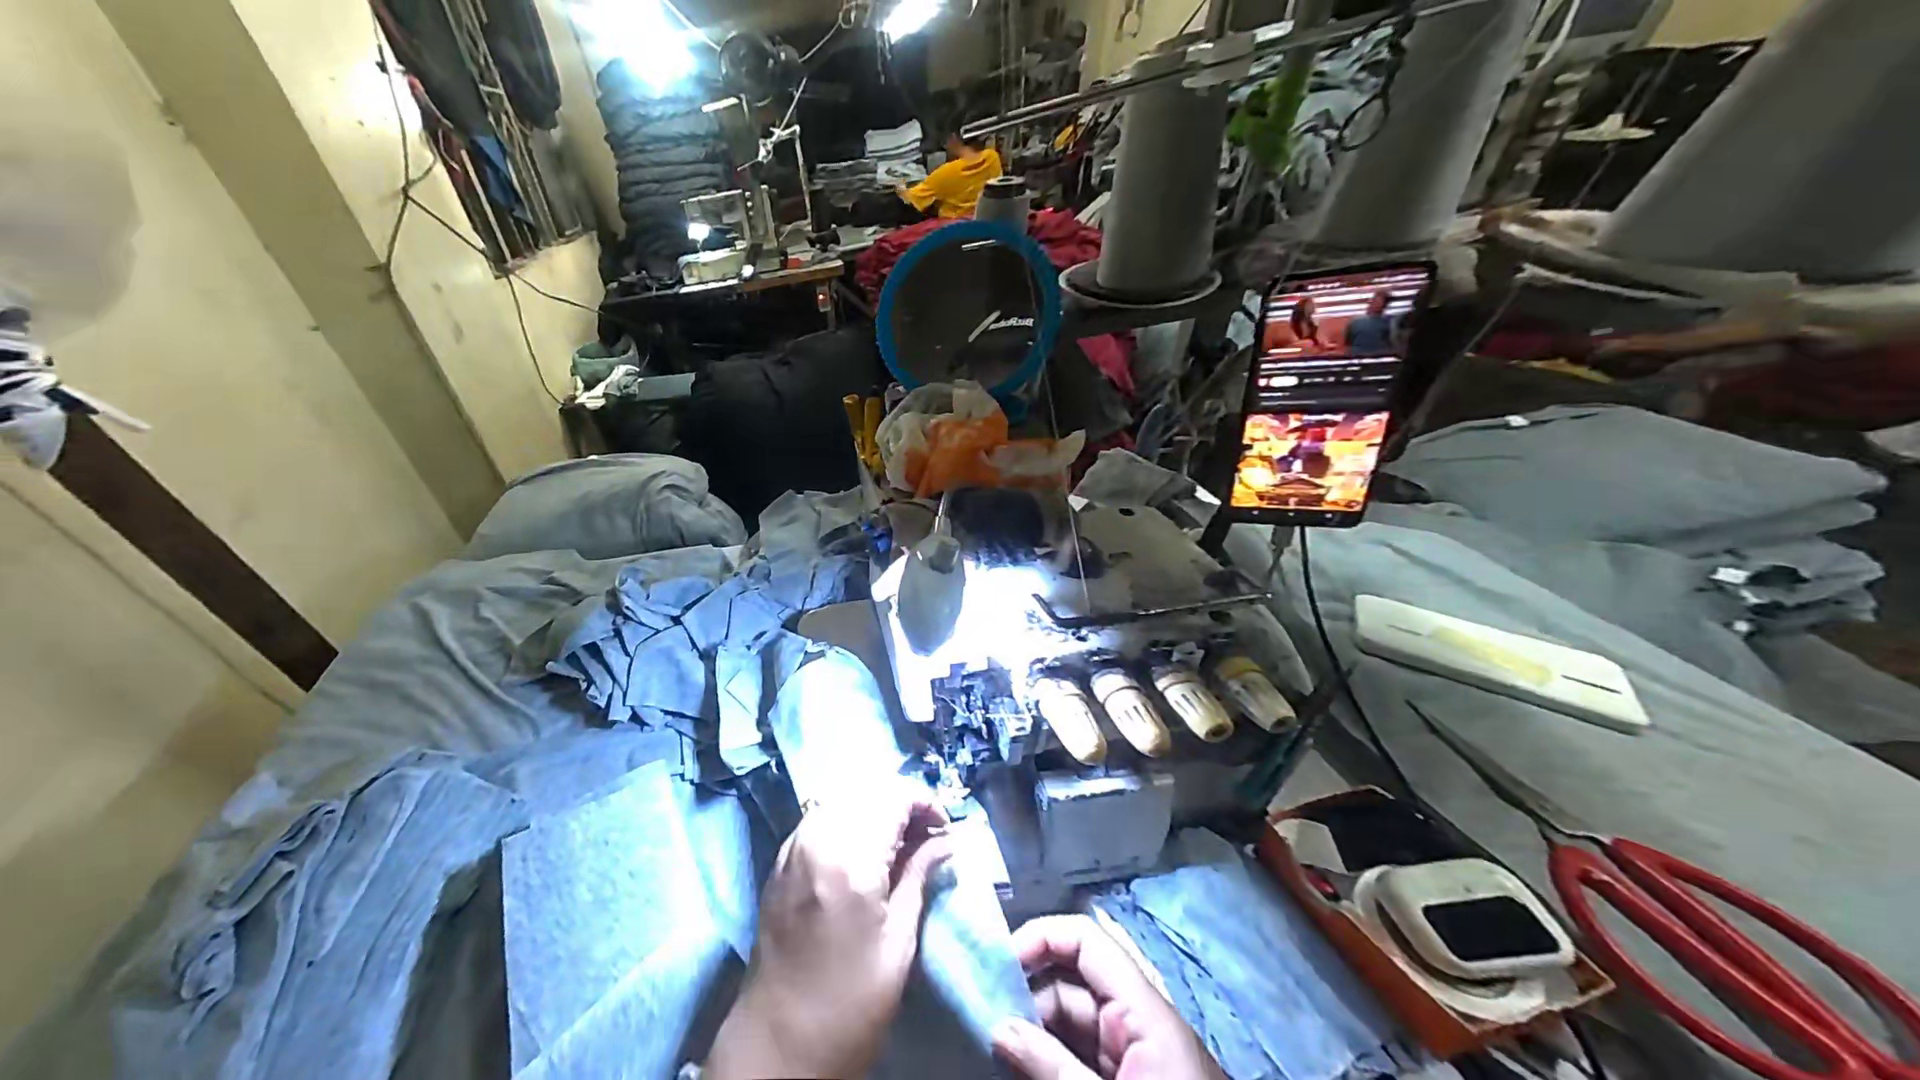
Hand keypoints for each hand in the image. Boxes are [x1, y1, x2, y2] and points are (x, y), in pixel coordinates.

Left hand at [704, 783, 950, 1078]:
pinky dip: (847, 818)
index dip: (926, 803)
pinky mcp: (779, 862)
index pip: (895, 796)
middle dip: (902, 804)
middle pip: (868, 791)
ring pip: (842, 798)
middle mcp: (817, 840)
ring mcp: (792, 849)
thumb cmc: (850, 1002)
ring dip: (874, 809)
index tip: (945, 829)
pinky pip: (819, 817)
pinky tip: (862, 848)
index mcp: (850, 860)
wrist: (777, 1044)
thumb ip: (919, 876)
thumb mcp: (899, 942)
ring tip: (897, 844)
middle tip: (926, 837)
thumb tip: (944, 840)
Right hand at [993, 915, 1224, 1079]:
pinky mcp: (1130, 1078)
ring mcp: (1135, 1051)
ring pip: (1072, 1019)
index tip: (998, 966)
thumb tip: (998, 1026)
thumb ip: (1050, 1066)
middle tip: (984, 1016)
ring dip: (1033, 1027)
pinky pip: (1082, 1052)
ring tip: (992, 1042)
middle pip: (1073, 981)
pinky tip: (1019, 1064)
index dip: (1041, 939)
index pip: (1086, 939)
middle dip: (1028, 992)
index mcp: (1144, 1008)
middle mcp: (1138, 1017)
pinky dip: (1050, 1054)